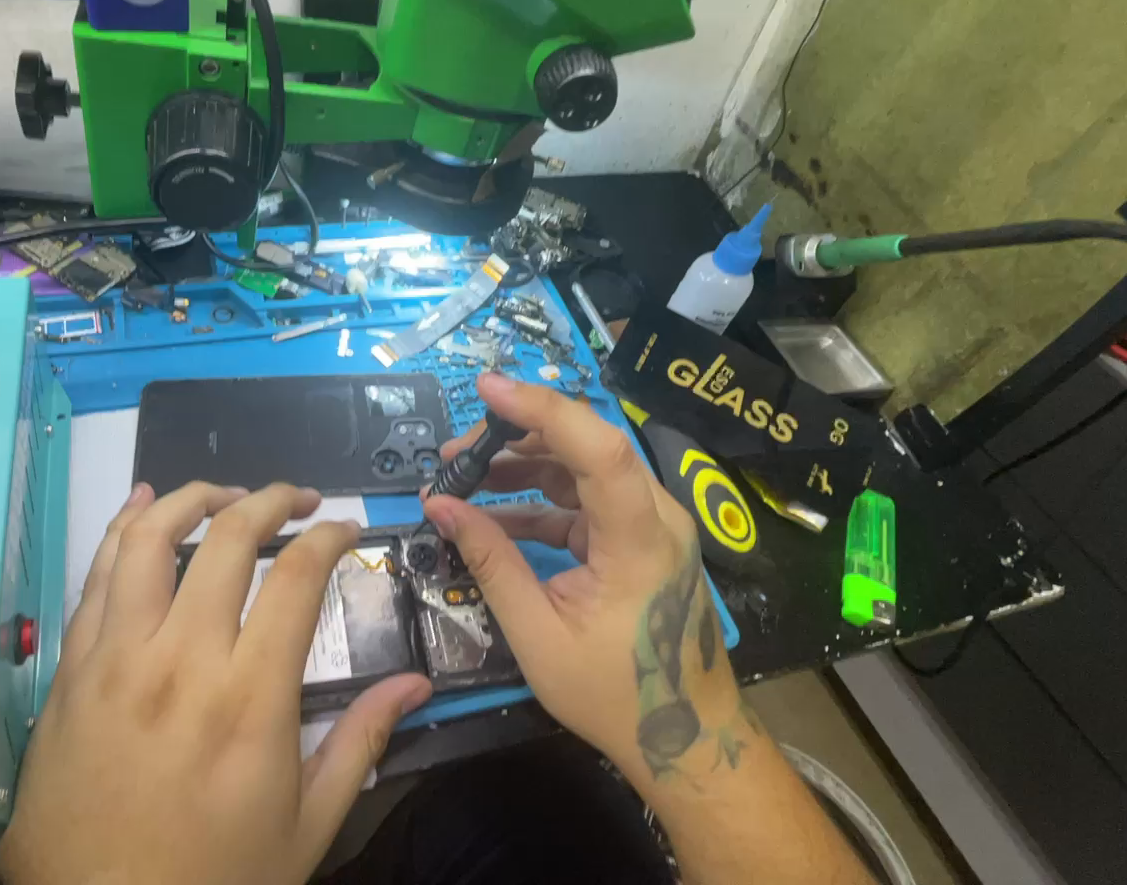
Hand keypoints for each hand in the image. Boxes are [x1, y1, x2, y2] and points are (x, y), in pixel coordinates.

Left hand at [0, 482, 432, 884]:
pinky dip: (123, 526)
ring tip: (228, 494)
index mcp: (248, 698)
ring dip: (194, 496)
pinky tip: (144, 503)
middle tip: (298, 498)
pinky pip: (96, 576)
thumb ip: (362, 742)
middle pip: (229, 538)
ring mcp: (116, 657)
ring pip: (150, 538)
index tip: (344, 527)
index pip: (298, 577)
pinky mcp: (72, 668)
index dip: (329, 536)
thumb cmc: (211, 877)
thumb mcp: (306, 826)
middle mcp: (180, 659)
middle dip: (273, 499)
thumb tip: (416, 684)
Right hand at [423, 373, 747, 796]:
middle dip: (516, 434)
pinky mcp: (637, 536)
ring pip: (583, 466)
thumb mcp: (537, 635)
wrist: (688, 737)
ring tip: (464, 473)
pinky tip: (494, 511)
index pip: (599, 448)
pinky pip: (584, 499)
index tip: (486, 389)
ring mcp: (650, 523)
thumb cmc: (616, 695)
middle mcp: (655, 515)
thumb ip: (489, 562)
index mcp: (641, 539)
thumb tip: (438, 506)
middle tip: (454, 451)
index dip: (542, 410)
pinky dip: (539, 498)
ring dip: (523, 462)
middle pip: (586, 446)